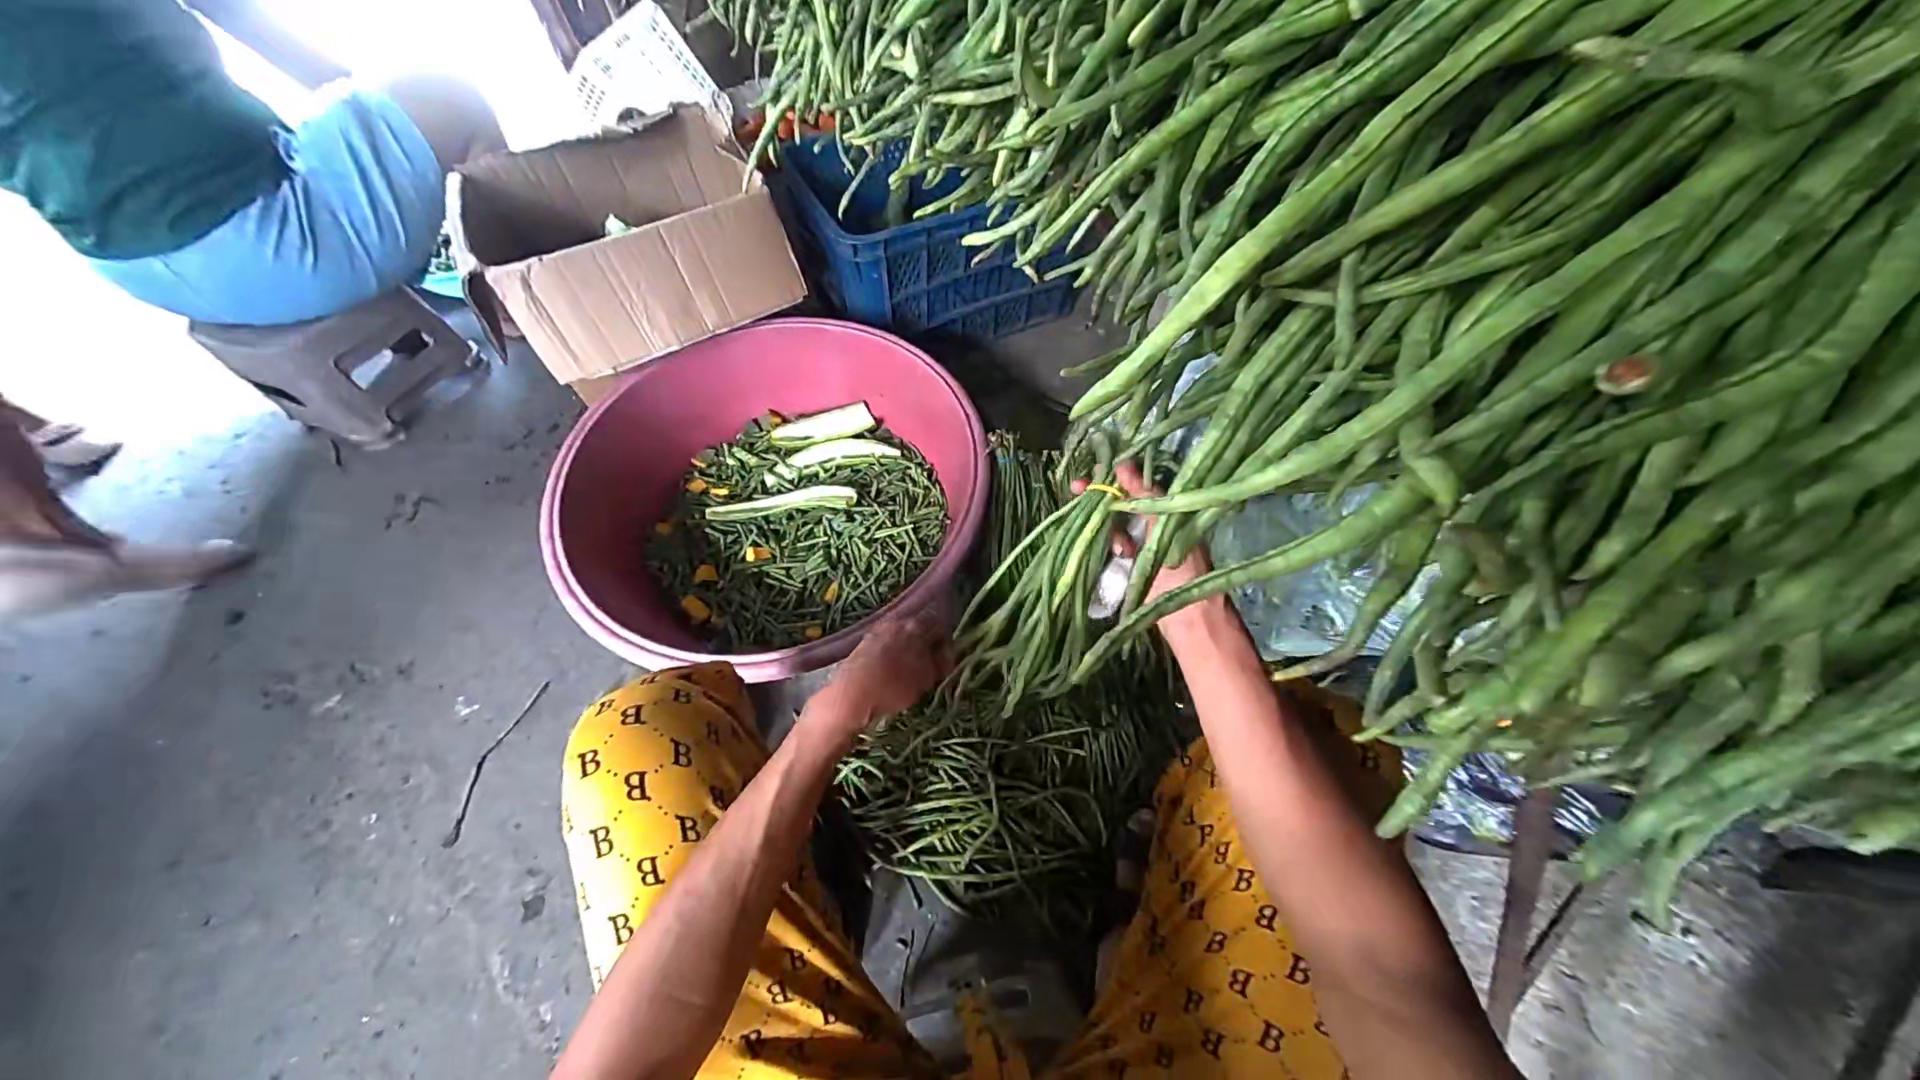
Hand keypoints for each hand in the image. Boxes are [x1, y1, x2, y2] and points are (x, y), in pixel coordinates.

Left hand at [807, 609, 951, 741]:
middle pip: (919, 627)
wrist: (851, 695)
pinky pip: (887, 643)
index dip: (945, 643)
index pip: (939, 626)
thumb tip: (946, 654)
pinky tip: (892, 669)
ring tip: (910, 669)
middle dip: (926, 643)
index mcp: (915, 626)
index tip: (946, 658)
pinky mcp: (864, 642)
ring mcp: (878, 630)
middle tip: (930, 664)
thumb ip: (939, 662)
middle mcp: (896, 621)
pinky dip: (893, 652)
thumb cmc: (892, 687)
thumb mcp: (925, 678)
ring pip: (902, 635)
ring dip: (908, 647)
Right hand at [1073, 462, 1222, 638]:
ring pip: (1113, 526)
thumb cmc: (1183, 568)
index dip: (1114, 479)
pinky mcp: (1128, 567)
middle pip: (1120, 505)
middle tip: (1076, 490)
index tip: (1092, 473)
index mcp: (1167, 512)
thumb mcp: (1164, 526)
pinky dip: (1108, 546)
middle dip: (1100, 499)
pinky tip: (1116, 552)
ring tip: (1119, 546)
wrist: (1188, 618)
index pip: (1135, 487)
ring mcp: (1140, 546)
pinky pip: (1111, 547)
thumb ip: (1143, 496)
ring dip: (1107, 527)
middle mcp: (1153, 525)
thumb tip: (1123, 465)